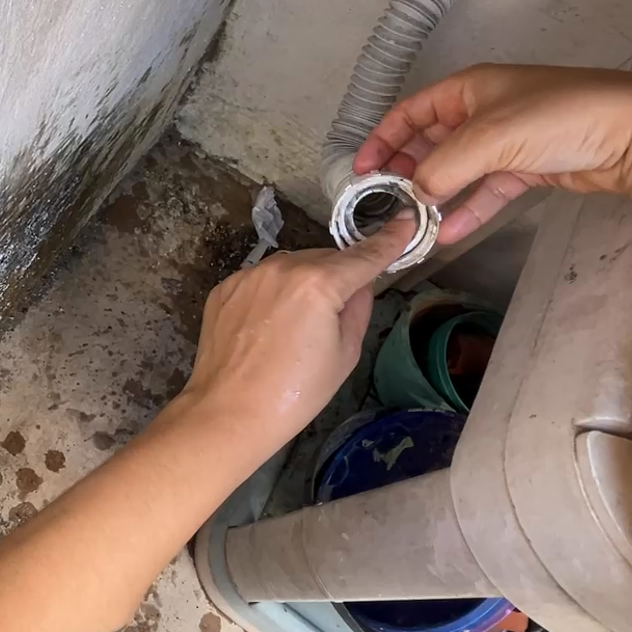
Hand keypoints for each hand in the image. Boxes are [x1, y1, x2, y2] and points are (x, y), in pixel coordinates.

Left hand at [172, 223, 411, 455]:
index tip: (407, 221)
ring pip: (289, 267)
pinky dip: (271, 294)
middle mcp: (280, 267)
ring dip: (302, 283)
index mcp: (318, 283)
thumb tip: (358, 283)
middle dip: (336, 277)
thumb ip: (358, 306)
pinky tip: (266, 328)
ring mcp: (247, 275)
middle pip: (323, 260)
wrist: (229, 409)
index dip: (388, 240)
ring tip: (294, 328)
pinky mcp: (224, 287)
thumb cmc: (296, 391)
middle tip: (333, 317)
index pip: (363, 256)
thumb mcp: (346, 352)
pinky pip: (260, 280)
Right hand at [353, 64, 631, 241]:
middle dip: (408, 171)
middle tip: (388, 201)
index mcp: (468, 88)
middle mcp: (483, 110)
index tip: (364, 172)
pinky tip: (448, 234)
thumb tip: (415, 196)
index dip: (383, 139)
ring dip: (436, 195)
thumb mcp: (489, 138)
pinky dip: (469, 210)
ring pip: (457, 169)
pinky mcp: (530, 167)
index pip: (410, 112)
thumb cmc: (560, 117)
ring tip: (412, 222)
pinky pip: (487, 190)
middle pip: (430, 142)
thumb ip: (442, 168)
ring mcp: (508, 140)